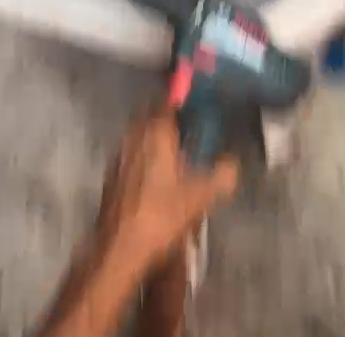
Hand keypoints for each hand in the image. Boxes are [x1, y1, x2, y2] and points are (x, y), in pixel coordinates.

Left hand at [94, 106, 240, 273]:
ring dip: (150, 136)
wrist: (120, 246)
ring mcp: (119, 155)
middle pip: (148, 115)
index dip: (177, 98)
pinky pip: (129, 154)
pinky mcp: (110, 176)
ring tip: (169, 149)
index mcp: (156, 133)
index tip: (190, 100)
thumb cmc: (161, 214)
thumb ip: (221, 176)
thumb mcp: (200, 197)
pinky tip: (152, 174)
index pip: (165, 102)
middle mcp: (134, 137)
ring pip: (136, 134)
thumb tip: (233, 165)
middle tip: (182, 125)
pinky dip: (140, 155)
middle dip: (163, 116)